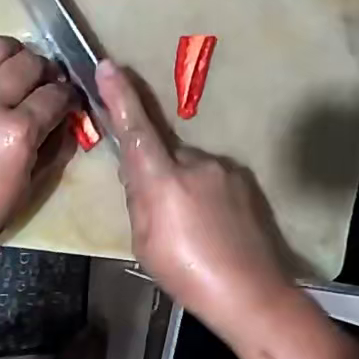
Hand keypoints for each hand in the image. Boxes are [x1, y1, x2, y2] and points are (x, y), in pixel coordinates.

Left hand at [0, 35, 76, 262]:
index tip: (71, 104)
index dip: (70, 98)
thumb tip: (65, 121)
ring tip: (21, 75)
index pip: (55, 96)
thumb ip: (51, 146)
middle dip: (47, 72)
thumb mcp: (29, 186)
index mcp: (16, 132)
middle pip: (30, 62)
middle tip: (48, 87)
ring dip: (17, 56)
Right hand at [97, 59, 296, 329]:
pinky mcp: (244, 183)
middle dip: (154, 174)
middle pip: (163, 155)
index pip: (136, 131)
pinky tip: (208, 228)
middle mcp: (196, 164)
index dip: (120, 98)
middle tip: (157, 216)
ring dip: (180, 189)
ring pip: (188, 169)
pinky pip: (211, 180)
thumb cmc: (186, 274)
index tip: (108, 66)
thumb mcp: (144, 242)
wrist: (249, 292)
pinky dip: (202, 197)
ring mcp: (225, 171)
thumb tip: (138, 177)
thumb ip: (139, 201)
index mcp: (164, 182)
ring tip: (187, 231)